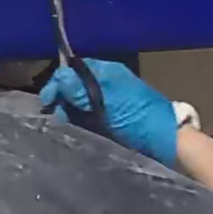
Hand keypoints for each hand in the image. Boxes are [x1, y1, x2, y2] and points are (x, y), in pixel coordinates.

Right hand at [40, 59, 178, 166]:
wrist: (165, 143)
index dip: (57, 83)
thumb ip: (81, 88)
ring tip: (62, 124)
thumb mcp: (107, 100)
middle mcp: (105, 84)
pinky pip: (84, 115)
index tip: (47, 101)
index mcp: (106, 72)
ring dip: (66, 111)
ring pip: (76, 101)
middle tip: (55, 116)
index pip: (72, 69)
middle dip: (60, 98)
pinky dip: (76, 120)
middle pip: (72, 85)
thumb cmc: (138, 118)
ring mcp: (106, 102)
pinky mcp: (107, 119)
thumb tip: (57, 80)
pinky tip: (72, 128)